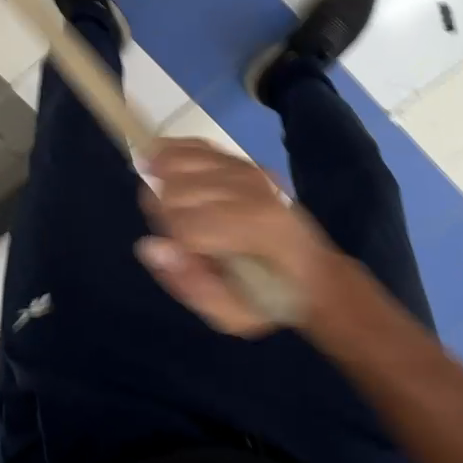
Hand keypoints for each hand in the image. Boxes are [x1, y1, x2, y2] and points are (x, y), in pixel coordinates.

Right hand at [136, 139, 340, 337]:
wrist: (312, 273)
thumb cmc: (270, 300)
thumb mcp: (232, 316)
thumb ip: (192, 285)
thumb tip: (150, 245)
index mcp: (254, 230)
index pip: (186, 223)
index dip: (171, 242)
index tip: (179, 257)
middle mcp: (251, 190)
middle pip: (178, 189)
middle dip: (163, 214)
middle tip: (176, 238)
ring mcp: (248, 170)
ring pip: (182, 161)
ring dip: (162, 184)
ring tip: (163, 206)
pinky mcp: (244, 161)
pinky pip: (196, 146)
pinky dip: (172, 152)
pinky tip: (156, 163)